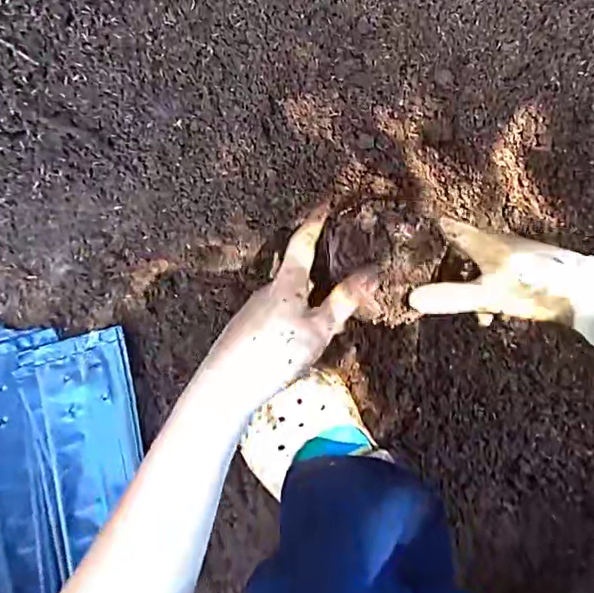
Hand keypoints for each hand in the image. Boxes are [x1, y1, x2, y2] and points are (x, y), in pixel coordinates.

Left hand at [199, 207, 371, 413]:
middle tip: (336, 266)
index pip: (303, 242)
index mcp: (287, 282)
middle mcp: (267, 289)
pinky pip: (275, 313)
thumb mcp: (320, 329)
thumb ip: (343, 301)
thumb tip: (369, 274)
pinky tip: (297, 338)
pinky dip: (291, 316)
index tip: (325, 205)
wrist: (224, 388)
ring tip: (324, 315)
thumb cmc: (275, 354)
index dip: (315, 222)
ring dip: (305, 298)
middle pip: (295, 271)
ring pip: (286, 296)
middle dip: (316, 268)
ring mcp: (253, 308)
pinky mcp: (245, 329)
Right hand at [408, 219, 580, 326]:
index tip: (415, 242)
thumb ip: (451, 297)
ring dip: (472, 285)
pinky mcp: (527, 265)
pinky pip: (498, 272)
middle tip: (442, 290)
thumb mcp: (487, 295)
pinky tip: (498, 313)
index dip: (431, 233)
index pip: (449, 228)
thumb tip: (412, 298)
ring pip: (481, 263)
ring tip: (477, 314)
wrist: (581, 290)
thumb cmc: (530, 286)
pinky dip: (490, 289)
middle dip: (450, 268)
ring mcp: (513, 251)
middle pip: (463, 247)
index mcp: (483, 240)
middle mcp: (496, 240)